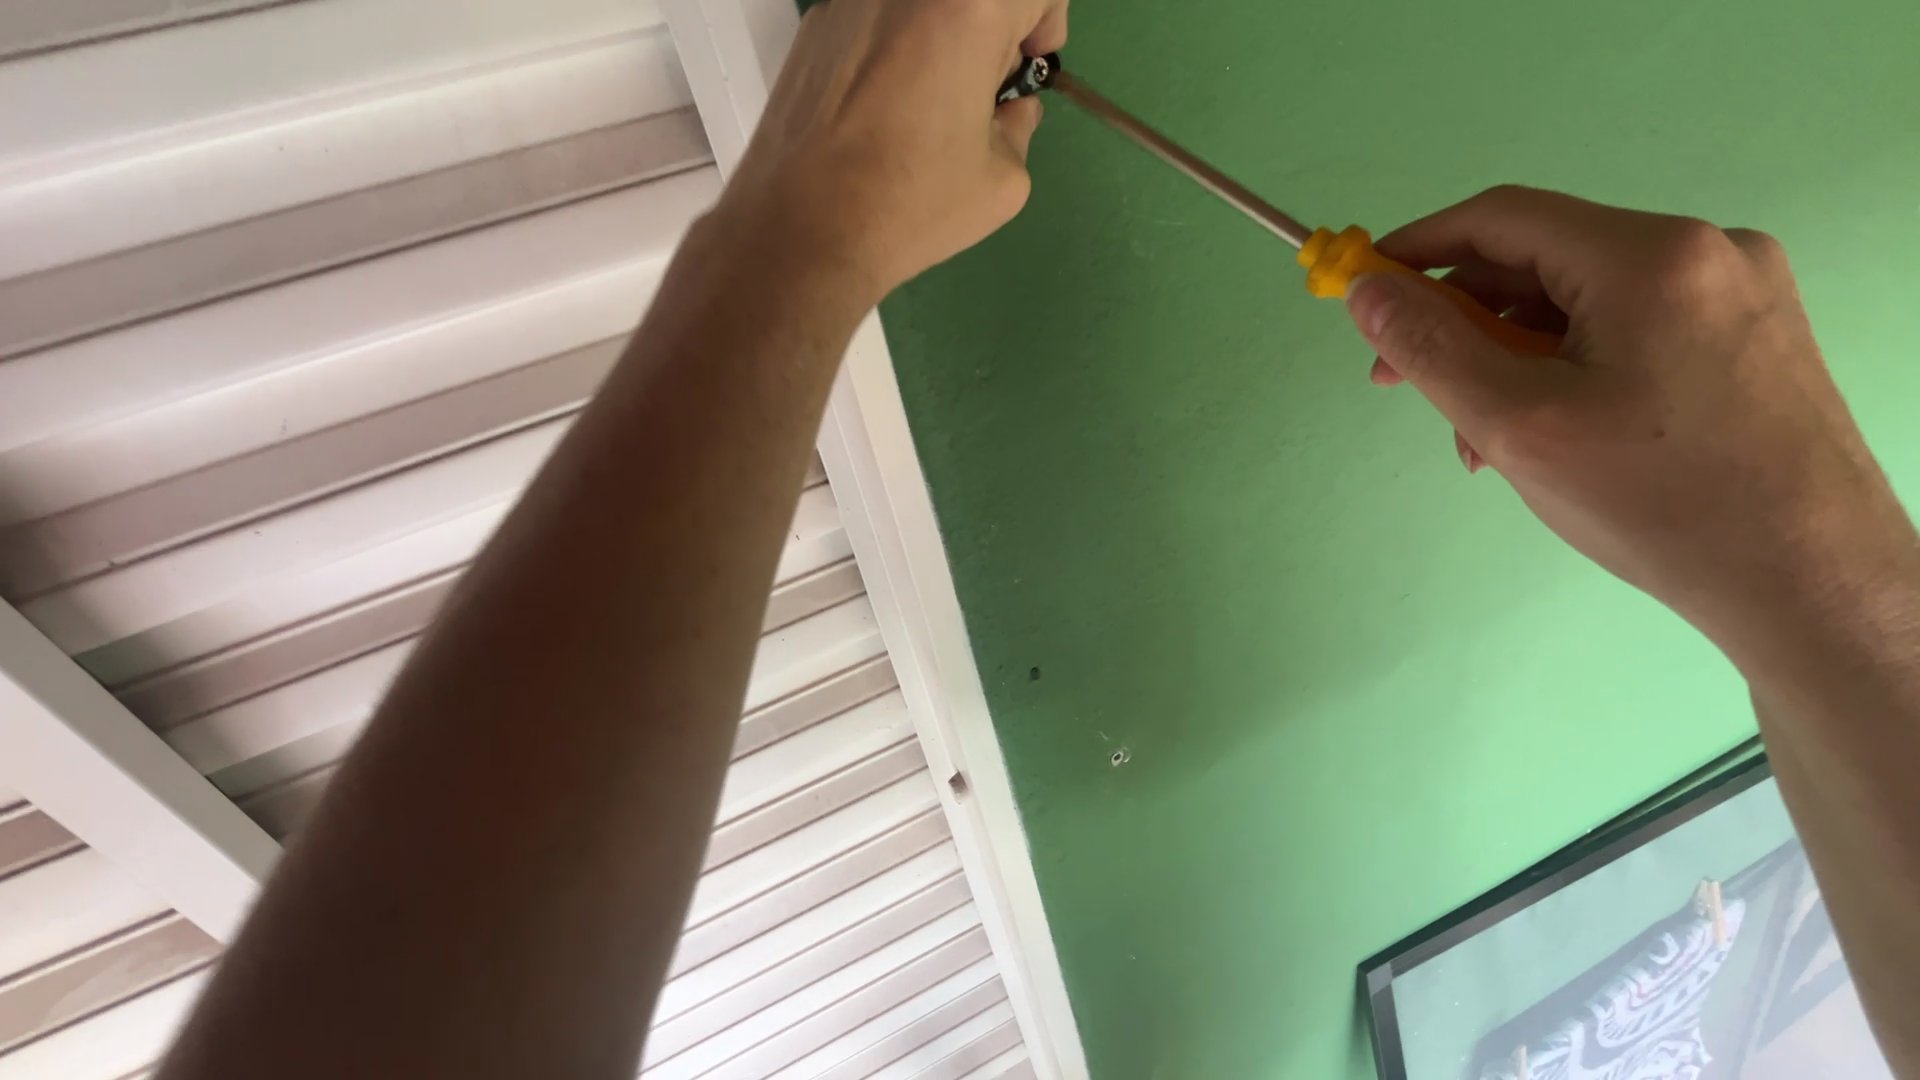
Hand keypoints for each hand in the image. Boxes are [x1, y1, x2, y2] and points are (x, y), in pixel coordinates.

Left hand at [707, 0, 1069, 306]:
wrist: (804, 232)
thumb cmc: (912, 207)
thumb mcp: (1003, 183)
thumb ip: (1021, 127)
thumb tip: (1008, 109)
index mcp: (969, 5)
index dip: (1045, 24)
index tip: (1026, 69)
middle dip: (989, 33)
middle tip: (977, 95)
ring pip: (922, 8)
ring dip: (940, 41)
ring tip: (920, 113)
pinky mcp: (815, 26)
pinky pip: (878, 24)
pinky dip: (894, 54)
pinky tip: (877, 117)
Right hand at [1346, 186, 1919, 650]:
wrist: (1804, 579)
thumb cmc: (1650, 497)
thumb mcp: (1512, 421)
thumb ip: (1428, 347)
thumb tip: (1364, 290)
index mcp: (1649, 256)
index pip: (1501, 218)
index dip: (1414, 246)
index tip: (1358, 288)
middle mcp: (1700, 254)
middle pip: (1534, 264)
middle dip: (1453, 321)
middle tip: (1397, 379)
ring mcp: (1727, 296)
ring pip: (1569, 307)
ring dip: (1499, 360)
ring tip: (1474, 437)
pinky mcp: (1736, 340)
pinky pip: (1611, 335)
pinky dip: (1552, 372)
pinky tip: (1534, 434)